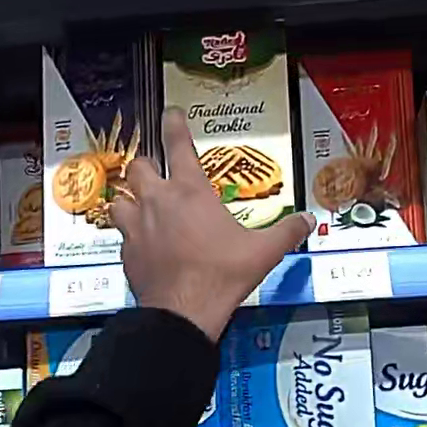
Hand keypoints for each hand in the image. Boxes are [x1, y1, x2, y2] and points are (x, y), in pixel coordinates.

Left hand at [112, 108, 309, 342]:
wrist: (184, 312)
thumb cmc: (222, 275)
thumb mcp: (263, 252)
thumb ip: (286, 232)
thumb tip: (307, 220)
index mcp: (190, 191)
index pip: (178, 145)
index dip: (174, 125)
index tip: (171, 114)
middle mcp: (158, 202)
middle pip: (138, 167)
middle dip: (145, 166)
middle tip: (156, 174)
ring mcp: (137, 228)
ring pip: (119, 199)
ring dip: (128, 200)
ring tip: (139, 208)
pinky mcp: (127, 254)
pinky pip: (121, 236)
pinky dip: (129, 236)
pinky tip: (141, 245)